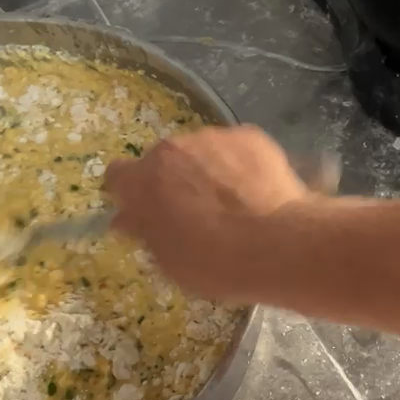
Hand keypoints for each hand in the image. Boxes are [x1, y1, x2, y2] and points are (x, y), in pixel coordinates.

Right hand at [104, 125, 318, 301]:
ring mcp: (213, 138)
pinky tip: (258, 193)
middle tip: (197, 213)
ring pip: (201, 152)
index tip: (148, 213)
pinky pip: (236, 149)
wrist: (280, 244)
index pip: (119, 176)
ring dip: (208, 171)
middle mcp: (172, 149)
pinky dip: (241, 166)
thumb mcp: (169, 261)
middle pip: (163, 161)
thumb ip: (145, 232)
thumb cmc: (216, 263)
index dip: (132, 194)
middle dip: (173, 182)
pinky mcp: (250, 136)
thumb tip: (127, 218)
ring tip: (235, 204)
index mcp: (143, 181)